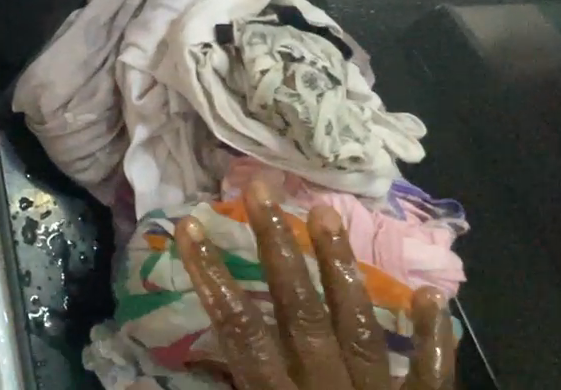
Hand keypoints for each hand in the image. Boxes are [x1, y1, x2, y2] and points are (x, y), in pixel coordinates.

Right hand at [176, 180, 455, 389]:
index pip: (241, 331)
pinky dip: (433, 340)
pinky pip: (433, 381)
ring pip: (359, 326)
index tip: (187, 226)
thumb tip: (127, 388)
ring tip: (327, 212)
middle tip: (262, 191)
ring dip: (340, 267)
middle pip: (301, 312)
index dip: (212, 276)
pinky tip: (428, 295)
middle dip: (278, 248)